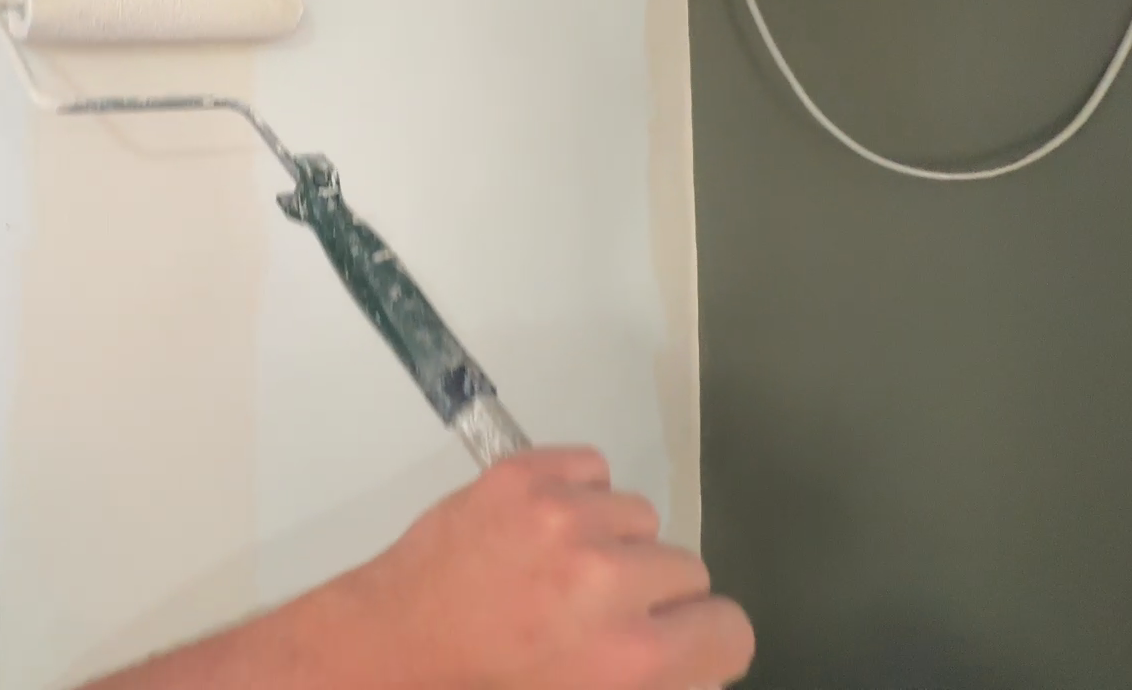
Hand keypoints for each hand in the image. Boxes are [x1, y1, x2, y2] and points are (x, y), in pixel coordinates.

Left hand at [330, 447, 752, 688]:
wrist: (402, 640)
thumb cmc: (490, 683)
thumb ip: (655, 676)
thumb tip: (688, 642)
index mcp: (635, 659)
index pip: (730, 627)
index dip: (701, 635)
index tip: (676, 633)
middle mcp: (605, 578)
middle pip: (685, 564)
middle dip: (650, 587)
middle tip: (599, 601)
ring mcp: (559, 516)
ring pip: (639, 511)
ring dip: (612, 535)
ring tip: (563, 560)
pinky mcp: (520, 473)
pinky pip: (592, 464)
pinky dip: (579, 488)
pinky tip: (546, 520)